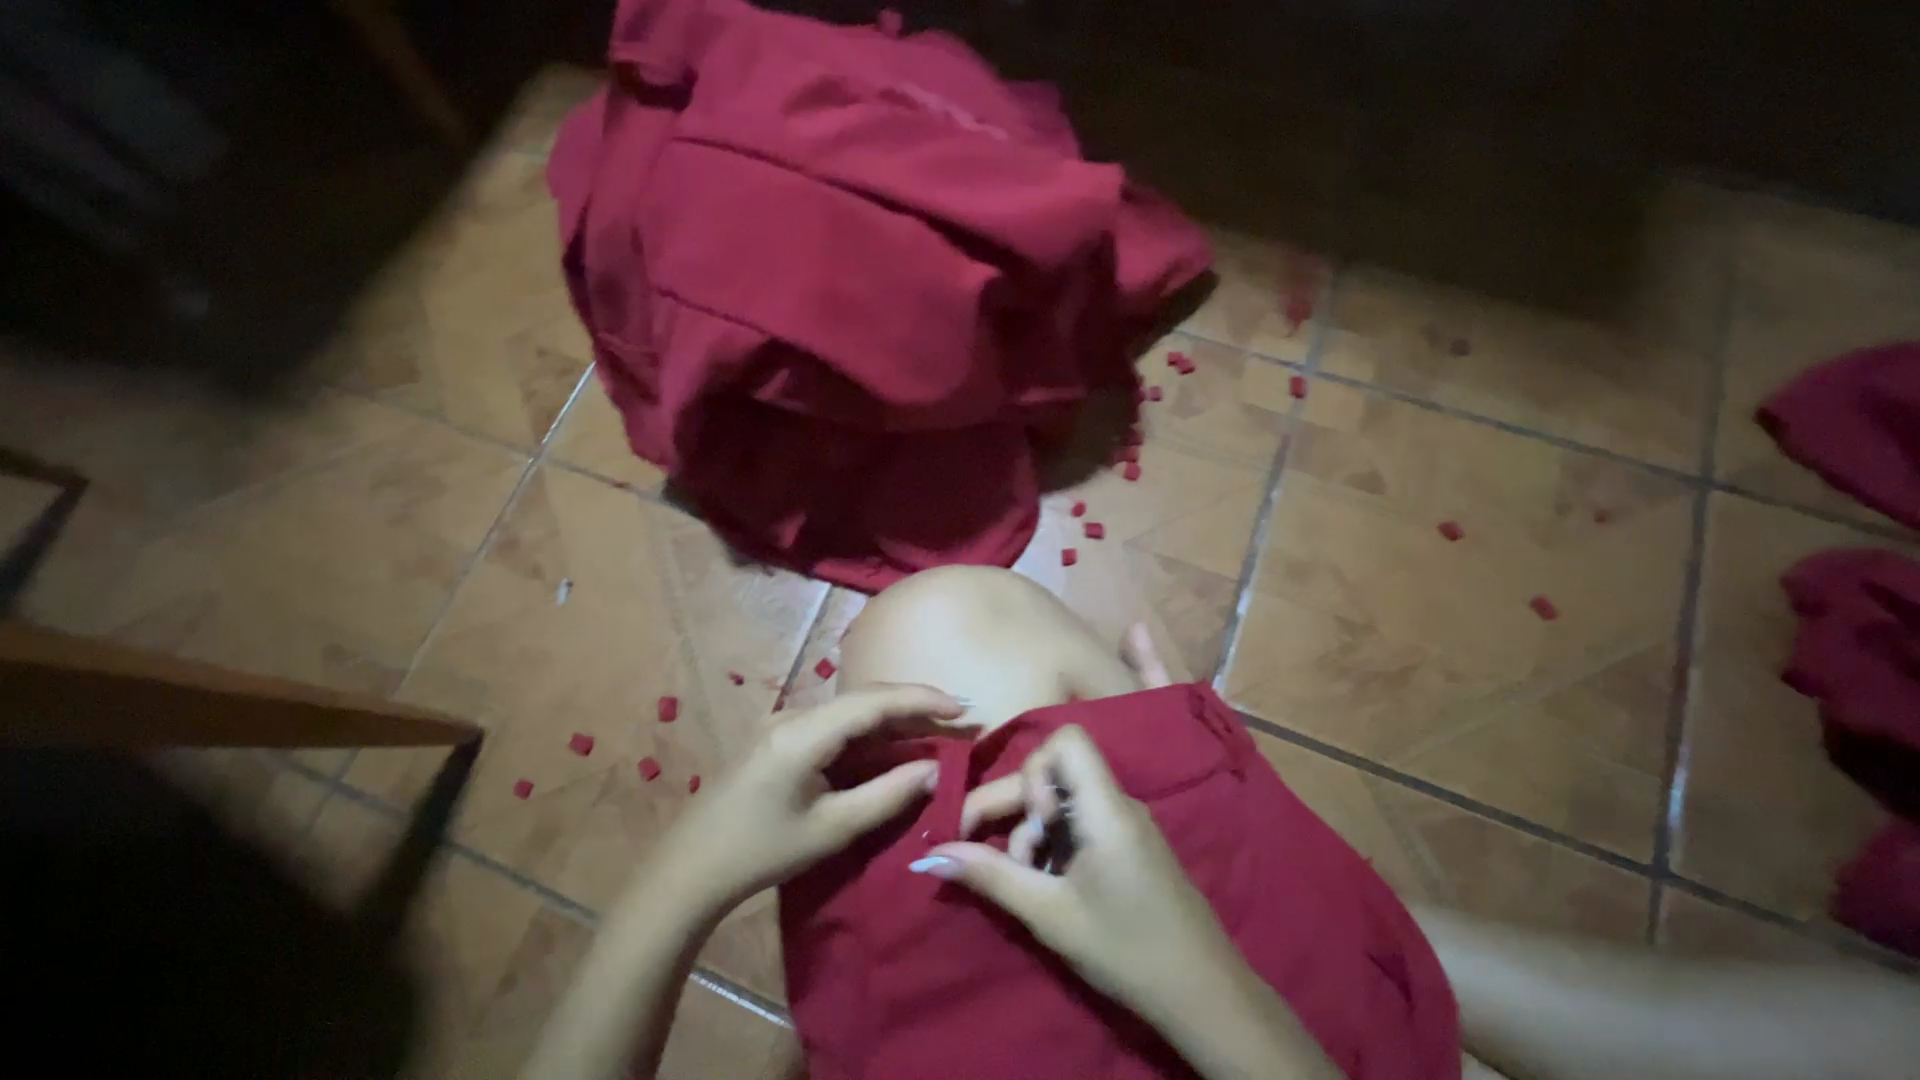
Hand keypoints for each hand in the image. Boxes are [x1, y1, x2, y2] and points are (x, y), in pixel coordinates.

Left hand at [653, 684, 962, 911]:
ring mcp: (782, 724)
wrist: (691, 868)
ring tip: (936, 728)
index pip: (874, 701)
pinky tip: (891, 743)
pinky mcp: (779, 738)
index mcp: (803, 732)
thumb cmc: (761, 852)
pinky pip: (834, 723)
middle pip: (864, 697)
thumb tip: (933, 770)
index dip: (922, 699)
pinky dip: (869, 731)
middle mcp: (793, 715)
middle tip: (959, 717)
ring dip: (892, 717)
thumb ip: (887, 796)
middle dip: (913, 704)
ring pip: (850, 709)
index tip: (964, 708)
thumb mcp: (832, 829)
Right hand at [909, 723, 1242, 1016]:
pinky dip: (1054, 844)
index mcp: (1105, 807)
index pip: (1067, 740)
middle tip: (991, 854)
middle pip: (1055, 771)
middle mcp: (1118, 803)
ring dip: (1033, 831)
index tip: (1024, 819)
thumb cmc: (1125, 949)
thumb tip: (928, 854)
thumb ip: (989, 875)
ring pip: (1064, 800)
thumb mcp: (1048, 913)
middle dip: (1015, 805)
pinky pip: (1080, 822)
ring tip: (1027, 880)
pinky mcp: (1129, 846)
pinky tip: (1049, 885)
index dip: (1033, 769)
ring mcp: (1127, 824)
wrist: (1203, 995)